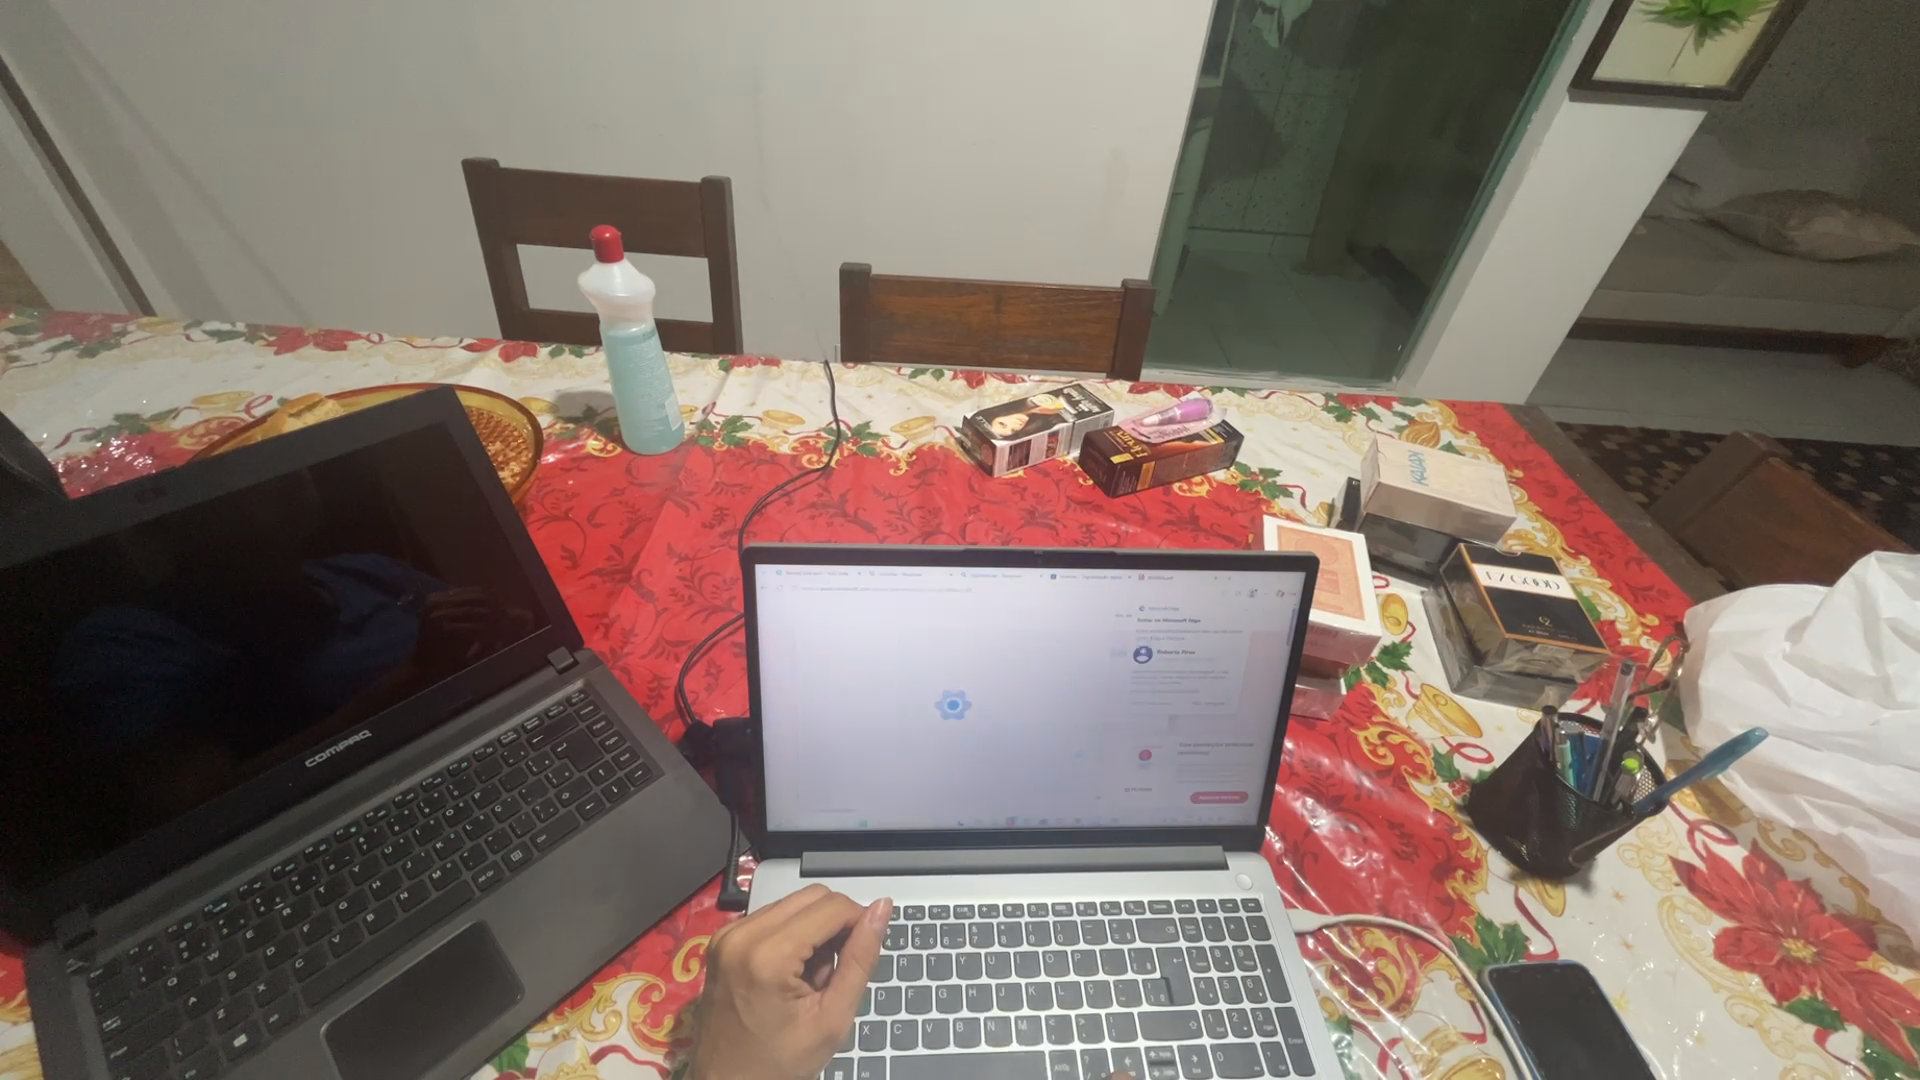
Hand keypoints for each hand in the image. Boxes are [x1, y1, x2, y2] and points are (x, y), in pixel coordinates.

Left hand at [689, 885, 890, 1079]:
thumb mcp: (832, 1020)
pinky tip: (790, 971)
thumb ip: (860, 959)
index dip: (859, 921)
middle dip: (835, 925)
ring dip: (814, 929)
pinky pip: (774, 914)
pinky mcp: (724, 937)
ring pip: (795, 902)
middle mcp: (744, 933)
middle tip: (834, 972)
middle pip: (814, 897)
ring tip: (810, 977)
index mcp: (768, 955)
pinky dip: (793, 933)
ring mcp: (729, 933)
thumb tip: (882, 907)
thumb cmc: (778, 1065)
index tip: (861, 955)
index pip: (833, 907)